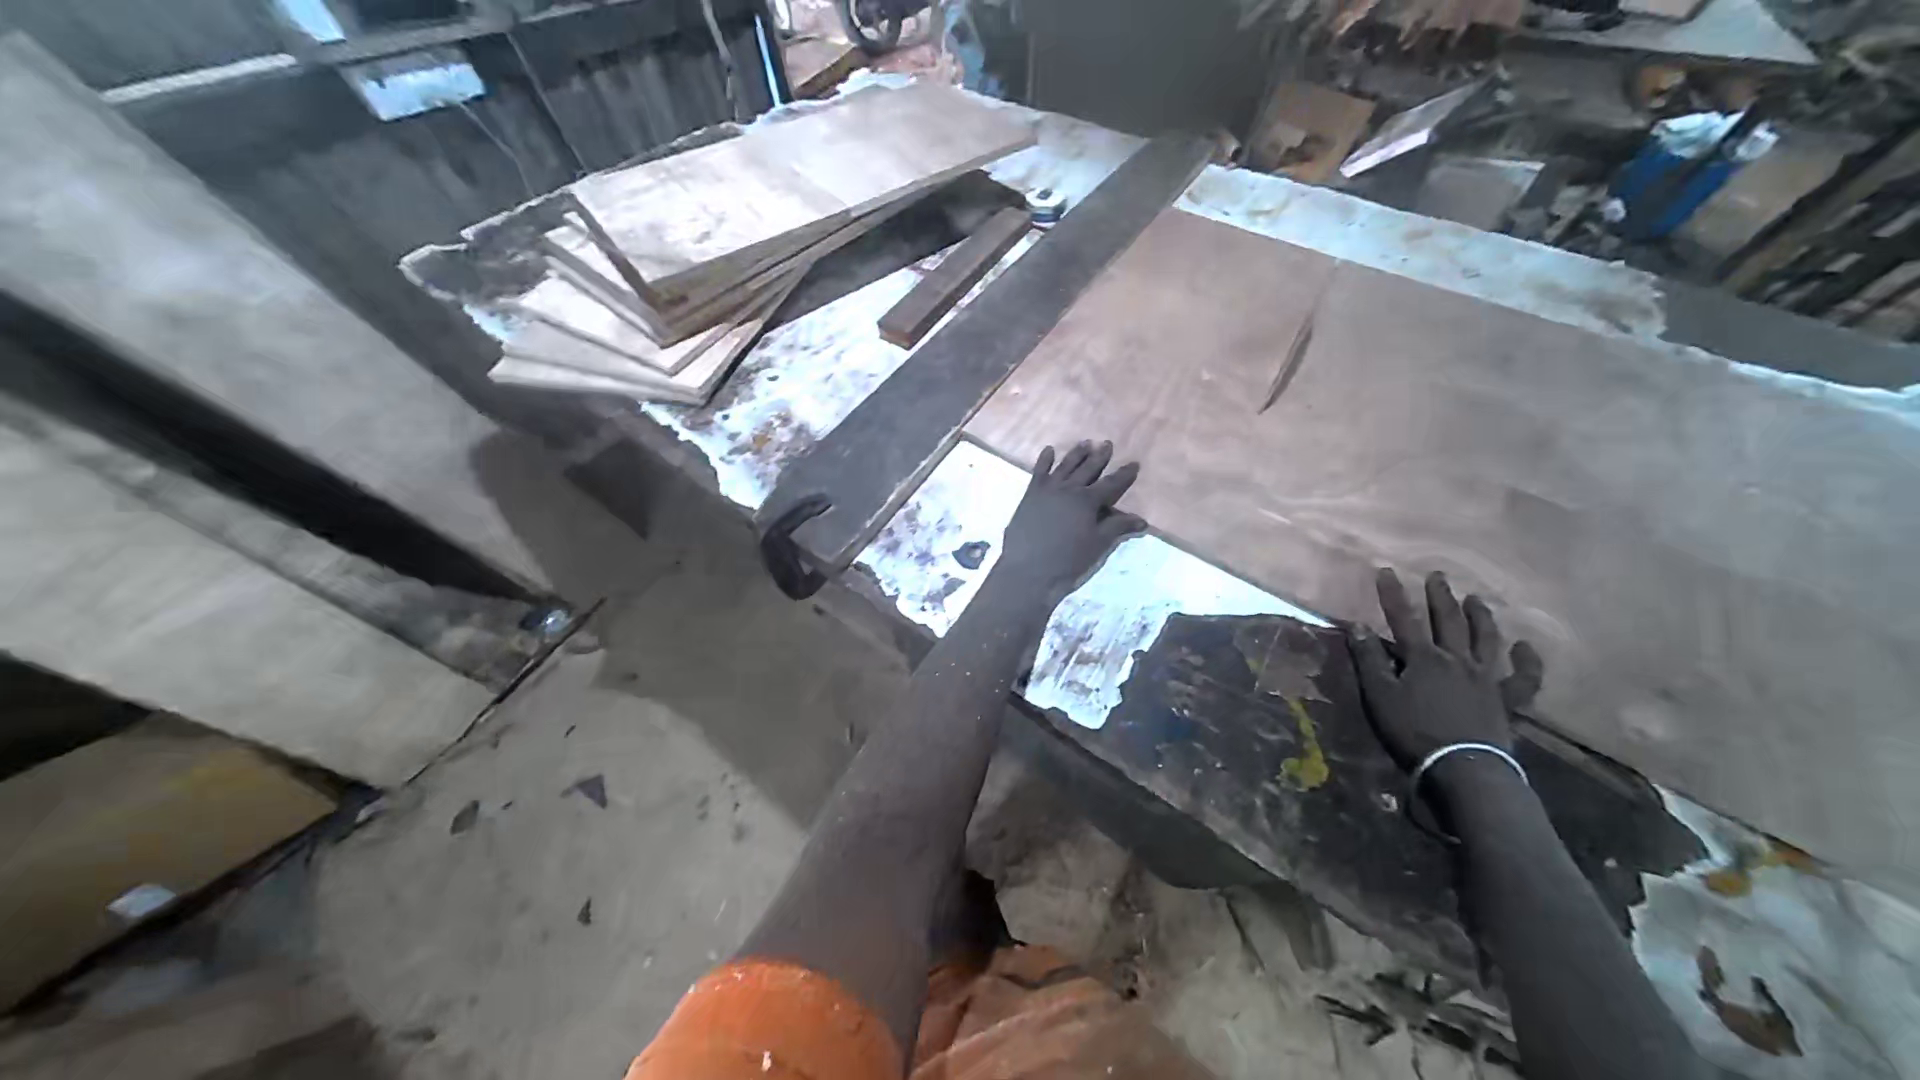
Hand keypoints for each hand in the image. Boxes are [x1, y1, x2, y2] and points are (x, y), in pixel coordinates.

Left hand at [997, 440, 1144, 605]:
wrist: (1029, 569)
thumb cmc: (1067, 560)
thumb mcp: (1097, 545)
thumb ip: (1117, 528)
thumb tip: (1142, 520)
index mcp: (1087, 501)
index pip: (1111, 484)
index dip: (1124, 474)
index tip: (1134, 463)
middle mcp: (1069, 489)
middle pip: (1088, 468)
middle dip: (1099, 456)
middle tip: (1107, 443)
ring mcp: (1047, 489)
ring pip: (1065, 466)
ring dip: (1076, 454)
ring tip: (1086, 442)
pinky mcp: (1030, 495)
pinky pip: (1039, 472)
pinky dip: (1044, 460)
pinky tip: (1049, 450)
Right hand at [1346, 568, 1543, 768]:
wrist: (1463, 766)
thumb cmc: (1413, 730)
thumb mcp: (1379, 695)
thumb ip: (1369, 660)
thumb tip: (1357, 627)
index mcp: (1423, 658)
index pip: (1403, 618)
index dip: (1393, 594)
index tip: (1387, 571)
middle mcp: (1457, 660)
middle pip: (1448, 621)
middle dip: (1440, 596)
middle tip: (1438, 576)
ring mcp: (1486, 678)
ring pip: (1485, 639)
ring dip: (1480, 617)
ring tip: (1476, 599)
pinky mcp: (1506, 700)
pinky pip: (1523, 678)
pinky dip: (1528, 662)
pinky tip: (1526, 647)